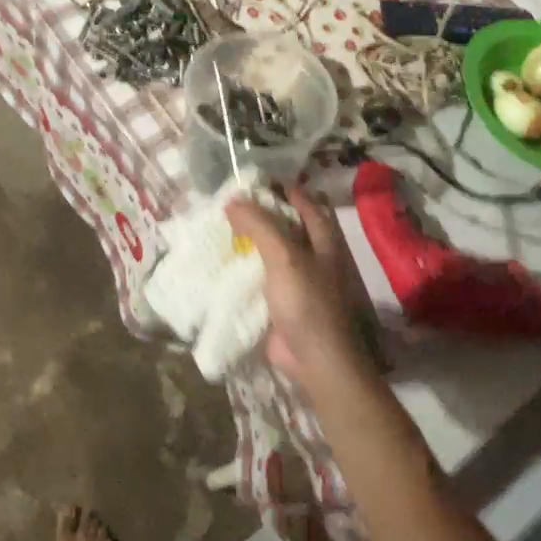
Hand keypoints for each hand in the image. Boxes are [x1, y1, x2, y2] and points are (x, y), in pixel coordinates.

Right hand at [225, 186, 365, 383]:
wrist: (316, 359)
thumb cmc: (307, 301)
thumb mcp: (284, 256)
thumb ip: (259, 225)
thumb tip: (232, 200)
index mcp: (323, 238)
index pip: (304, 201)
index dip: (280, 188)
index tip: (249, 181)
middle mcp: (313, 255)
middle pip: (285, 225)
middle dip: (259, 214)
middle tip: (227, 204)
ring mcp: (297, 279)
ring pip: (271, 252)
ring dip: (249, 242)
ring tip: (218, 228)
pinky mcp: (281, 302)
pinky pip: (260, 278)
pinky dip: (244, 269)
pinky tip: (221, 262)